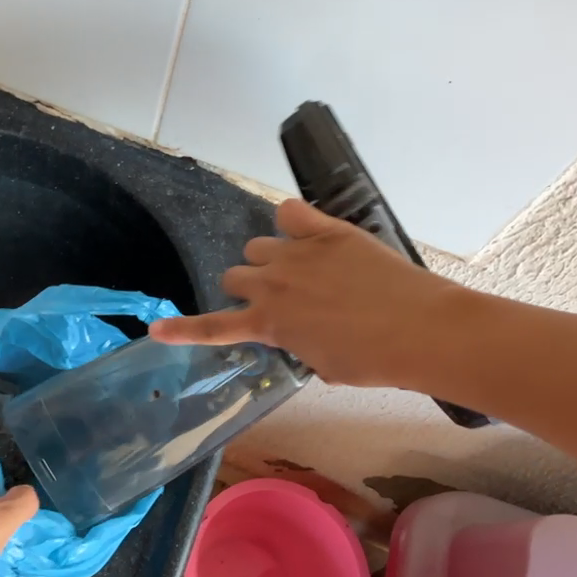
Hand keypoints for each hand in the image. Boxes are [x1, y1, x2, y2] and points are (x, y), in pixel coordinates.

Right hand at [150, 199, 467, 389]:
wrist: (421, 330)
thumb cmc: (374, 362)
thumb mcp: (323, 365)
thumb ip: (296, 342)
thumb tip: (296, 329)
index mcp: (270, 324)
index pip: (214, 328)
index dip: (182, 330)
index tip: (155, 329)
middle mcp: (274, 284)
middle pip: (234, 275)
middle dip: (247, 287)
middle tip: (274, 297)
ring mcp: (299, 253)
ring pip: (258, 245)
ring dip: (268, 257)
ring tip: (296, 266)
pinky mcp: (328, 231)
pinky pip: (292, 212)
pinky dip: (292, 221)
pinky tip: (304, 229)